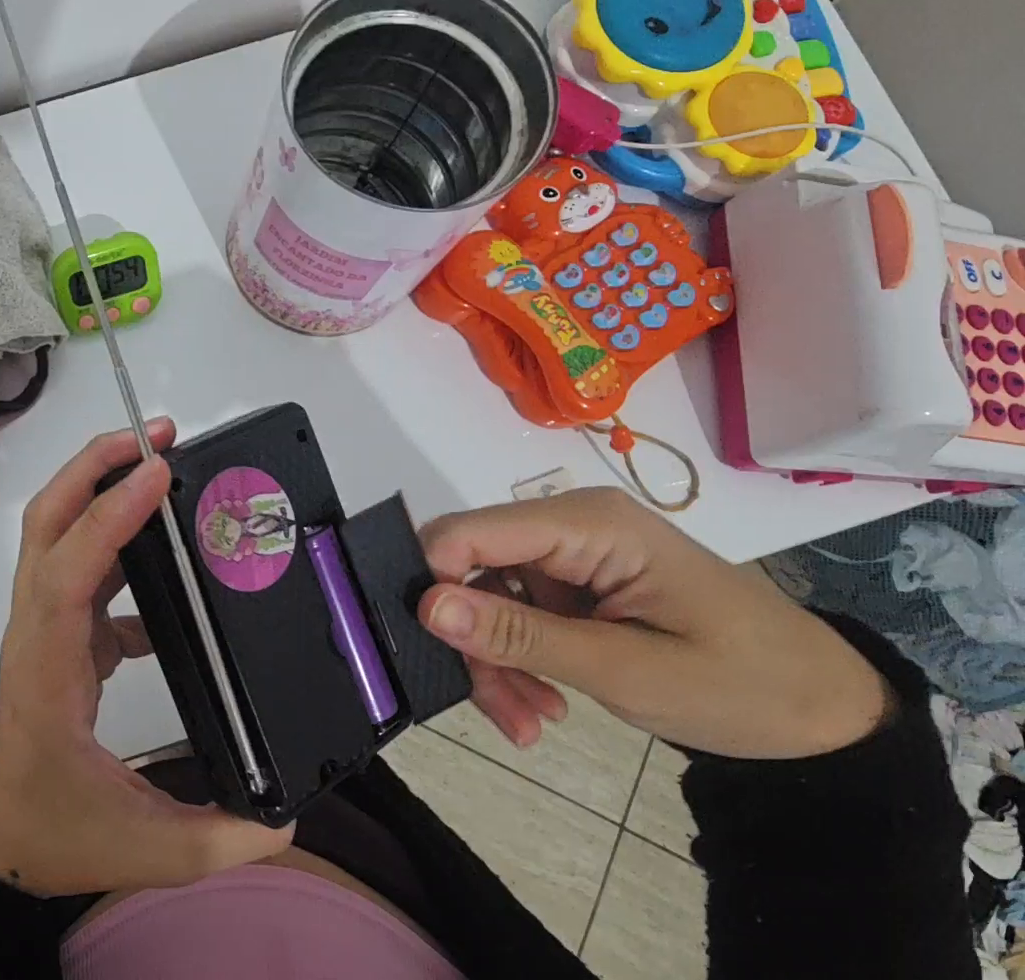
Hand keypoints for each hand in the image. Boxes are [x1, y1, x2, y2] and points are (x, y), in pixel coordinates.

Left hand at [0, 420, 293, 896]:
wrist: (2, 840)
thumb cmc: (56, 834)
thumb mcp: (147, 850)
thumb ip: (223, 837)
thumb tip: (289, 814)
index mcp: (48, 676)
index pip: (66, 576)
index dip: (106, 519)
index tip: (155, 476)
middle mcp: (36, 636)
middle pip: (46, 526)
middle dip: (91, 469)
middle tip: (153, 439)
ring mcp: (45, 629)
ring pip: (59, 536)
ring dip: (101, 491)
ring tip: (162, 468)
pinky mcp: (61, 635)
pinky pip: (86, 572)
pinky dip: (120, 549)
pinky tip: (168, 566)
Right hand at [416, 487, 891, 759]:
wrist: (824, 712)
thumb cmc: (744, 686)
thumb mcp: (627, 669)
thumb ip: (520, 635)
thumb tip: (424, 606)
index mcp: (588, 525)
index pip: (466, 532)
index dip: (433, 583)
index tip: (438, 649)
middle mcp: (568, 526)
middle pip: (469, 569)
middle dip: (468, 638)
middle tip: (496, 707)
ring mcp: (569, 556)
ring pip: (483, 600)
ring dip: (492, 662)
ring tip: (526, 723)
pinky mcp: (571, 586)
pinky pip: (513, 617)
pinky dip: (514, 663)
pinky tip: (540, 708)